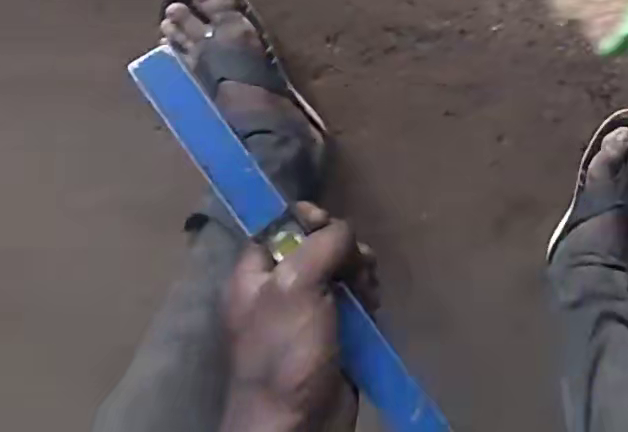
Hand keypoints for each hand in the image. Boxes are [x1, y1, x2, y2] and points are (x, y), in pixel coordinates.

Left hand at [221, 202, 357, 431]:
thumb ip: (322, 244)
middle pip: (317, 242)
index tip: (325, 222)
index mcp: (255, 273)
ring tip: (368, 288)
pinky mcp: (334, 331)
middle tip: (356, 261)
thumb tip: (345, 231)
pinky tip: (373, 304)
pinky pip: (354, 297)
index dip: (304, 217)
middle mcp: (279, 286)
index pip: (278, 224)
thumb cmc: (286, 352)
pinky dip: (366, 294)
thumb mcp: (296, 286)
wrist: (299, 429)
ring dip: (360, 270)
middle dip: (342, 246)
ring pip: (340, 268)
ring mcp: (307, 310)